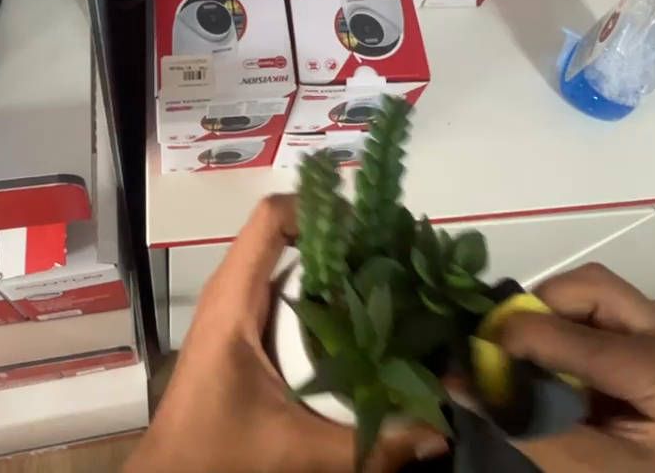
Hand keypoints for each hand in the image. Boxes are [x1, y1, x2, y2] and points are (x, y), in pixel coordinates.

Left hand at [128, 195, 447, 472]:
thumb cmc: (217, 451)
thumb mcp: (295, 449)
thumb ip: (367, 445)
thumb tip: (437, 433)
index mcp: (235, 298)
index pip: (271, 217)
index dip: (317, 206)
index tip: (365, 227)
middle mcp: (232, 288)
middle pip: (283, 231)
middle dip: (335, 236)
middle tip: (387, 255)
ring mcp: (233, 304)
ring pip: (281, 257)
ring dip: (327, 260)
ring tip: (377, 277)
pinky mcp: (238, 323)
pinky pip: (278, 284)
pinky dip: (313, 286)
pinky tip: (348, 313)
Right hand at [495, 263, 654, 472]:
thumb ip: (526, 422)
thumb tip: (455, 377)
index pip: (596, 342)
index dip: (533, 335)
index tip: (480, 347)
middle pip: (596, 289)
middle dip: (541, 306)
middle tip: (504, 343)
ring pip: (592, 289)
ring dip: (547, 311)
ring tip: (521, 352)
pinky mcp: (647, 342)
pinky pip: (593, 309)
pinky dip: (558, 322)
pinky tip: (542, 357)